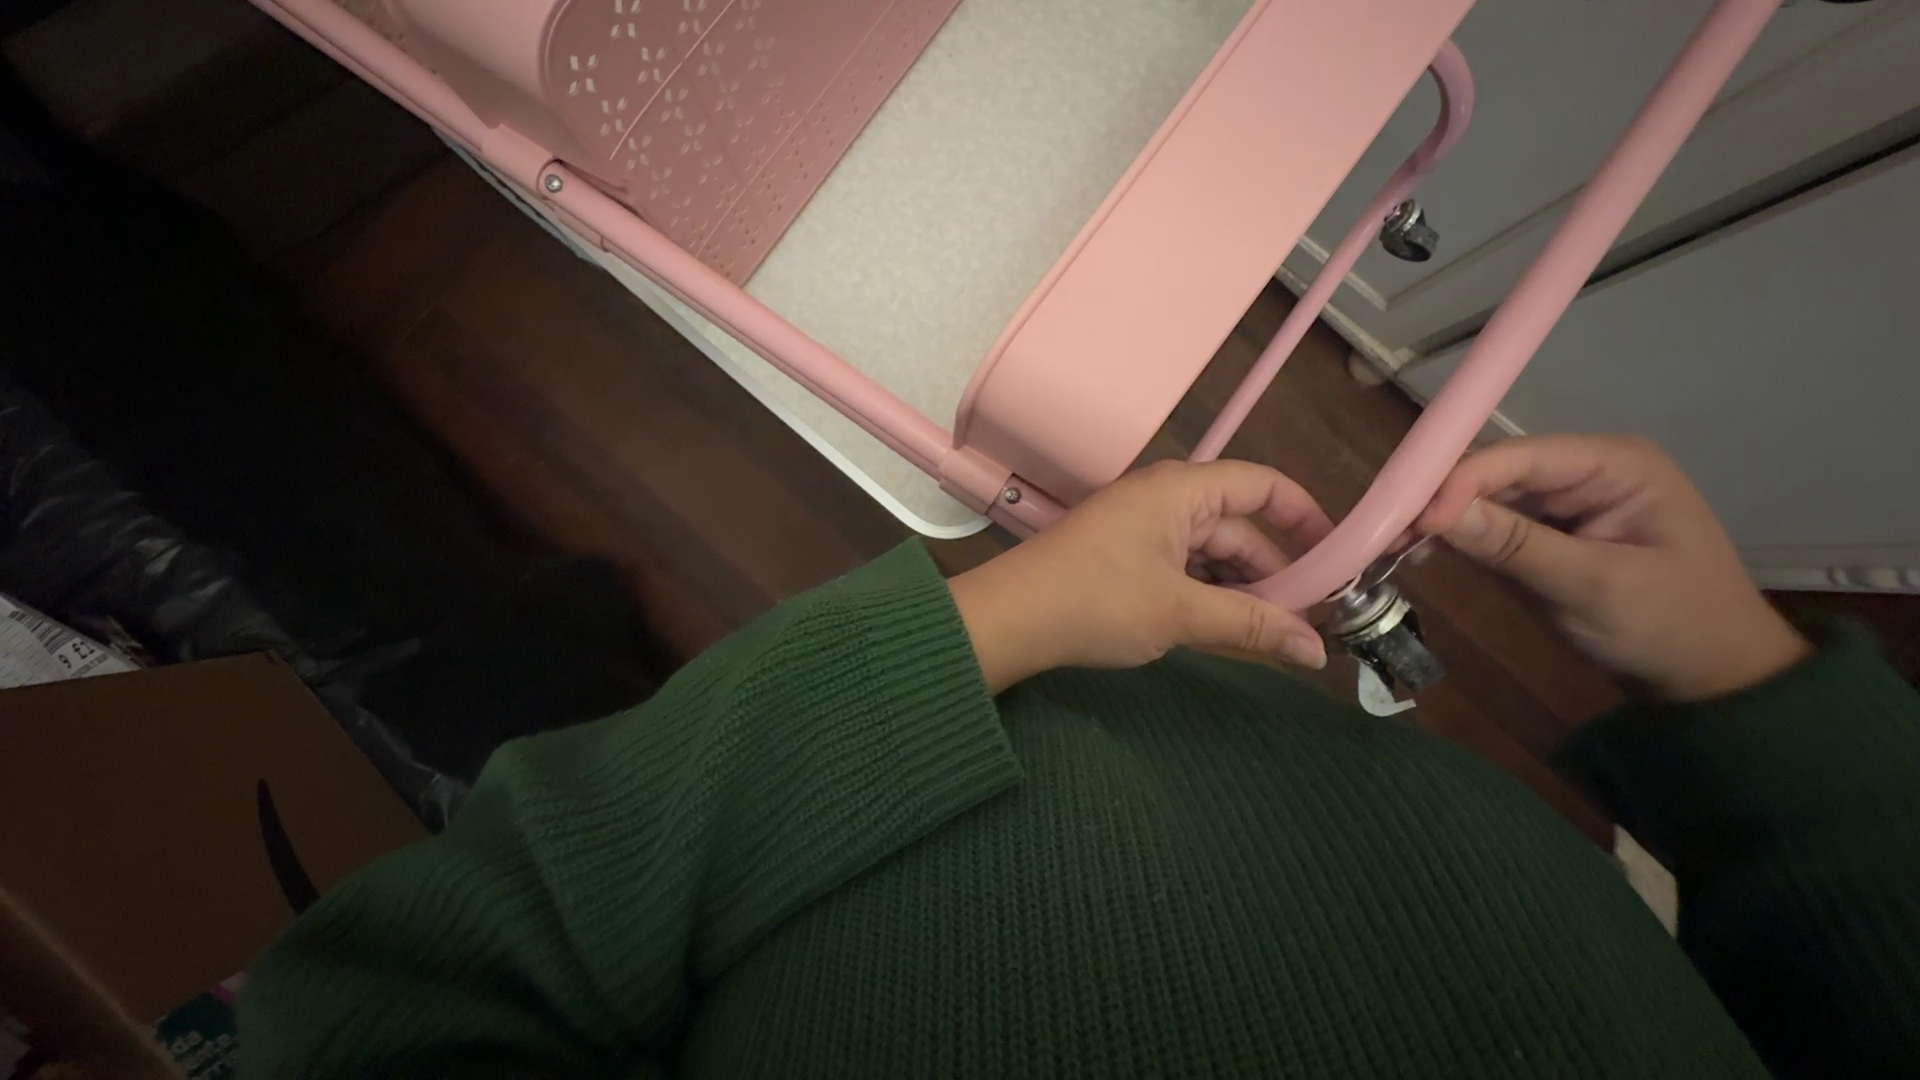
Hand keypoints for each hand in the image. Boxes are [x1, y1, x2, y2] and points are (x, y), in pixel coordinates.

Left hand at [949, 460, 1334, 692]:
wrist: (1009, 619)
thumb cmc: (1097, 602)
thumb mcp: (1181, 613)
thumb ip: (1253, 625)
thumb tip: (1316, 651)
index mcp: (1181, 489)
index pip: (1262, 486)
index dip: (1307, 517)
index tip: (1340, 558)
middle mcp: (1163, 498)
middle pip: (1238, 526)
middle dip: (1275, 571)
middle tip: (1309, 620)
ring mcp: (1139, 527)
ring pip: (1209, 552)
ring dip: (1240, 589)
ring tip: (1272, 633)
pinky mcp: (1122, 554)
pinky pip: (1180, 566)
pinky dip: (1206, 593)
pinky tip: (1224, 628)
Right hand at [1418, 435, 1810, 701]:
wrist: (1711, 675)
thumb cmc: (1672, 625)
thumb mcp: (1594, 587)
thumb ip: (1516, 546)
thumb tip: (1435, 515)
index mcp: (1614, 465)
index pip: (1519, 456)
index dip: (1460, 480)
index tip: (1413, 518)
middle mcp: (1583, 470)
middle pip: (1492, 469)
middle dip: (1440, 497)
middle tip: (1387, 531)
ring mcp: (1560, 499)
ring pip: (1481, 494)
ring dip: (1438, 516)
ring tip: (1391, 542)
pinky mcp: (1542, 529)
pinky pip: (1486, 520)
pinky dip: (1453, 534)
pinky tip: (1419, 548)